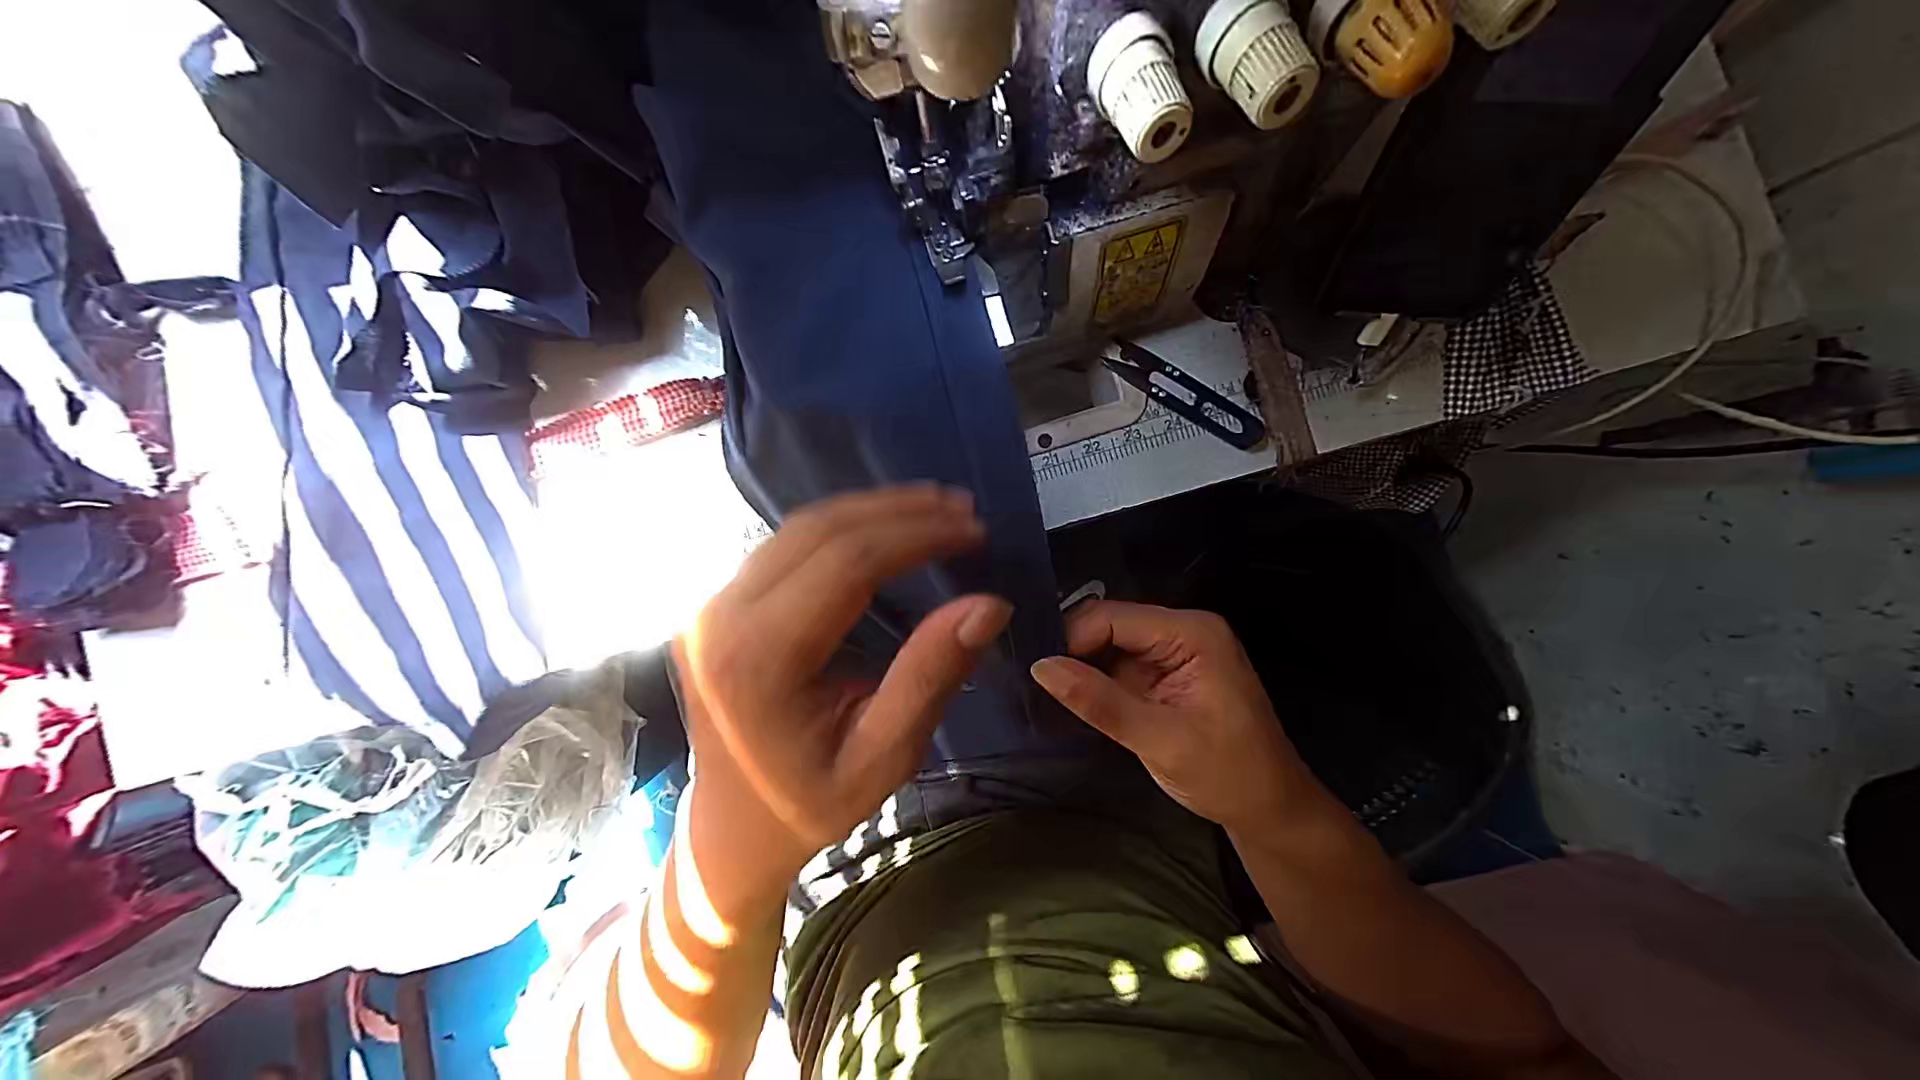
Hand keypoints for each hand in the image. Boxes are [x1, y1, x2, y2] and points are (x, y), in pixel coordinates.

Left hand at [674, 485, 1012, 895]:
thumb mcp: (881, 759)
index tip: (974, 532)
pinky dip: (844, 528)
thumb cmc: (807, 805)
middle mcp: (720, 617)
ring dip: (872, 510)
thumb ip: (929, 678)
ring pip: (799, 527)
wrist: (730, 828)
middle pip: (819, 531)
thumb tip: (987, 605)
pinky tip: (886, 529)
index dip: (917, 537)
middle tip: (963, 510)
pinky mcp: (718, 603)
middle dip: (899, 511)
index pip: (846, 565)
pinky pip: (786, 544)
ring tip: (935, 508)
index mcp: (756, 660)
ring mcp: (711, 605)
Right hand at [1030, 600, 1314, 831]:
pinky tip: (1068, 699)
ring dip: (1078, 667)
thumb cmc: (1229, 774)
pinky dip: (1092, 683)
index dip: (1070, 639)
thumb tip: (1041, 667)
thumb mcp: (1161, 740)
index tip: (1036, 672)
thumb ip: (1100, 701)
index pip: (1112, 617)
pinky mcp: (1163, 675)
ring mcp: (1171, 652)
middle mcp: (1180, 631)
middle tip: (1030, 680)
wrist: (1270, 811)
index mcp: (1191, 632)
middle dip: (1070, 651)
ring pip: (1107, 646)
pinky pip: (1116, 667)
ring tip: (1040, 689)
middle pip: (1107, 626)